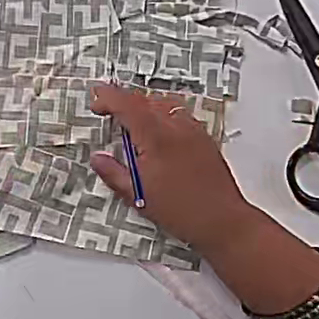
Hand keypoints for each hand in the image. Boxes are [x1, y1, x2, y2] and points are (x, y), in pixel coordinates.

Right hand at [87, 83, 255, 252]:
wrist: (222, 221)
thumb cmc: (183, 211)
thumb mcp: (138, 195)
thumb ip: (114, 173)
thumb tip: (99, 159)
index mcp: (156, 137)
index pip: (127, 104)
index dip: (108, 98)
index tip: (96, 101)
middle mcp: (176, 127)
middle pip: (145, 100)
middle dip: (123, 100)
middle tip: (108, 110)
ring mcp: (193, 131)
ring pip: (164, 103)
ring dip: (143, 106)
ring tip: (131, 120)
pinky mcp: (204, 139)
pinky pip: (179, 114)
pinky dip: (162, 114)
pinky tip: (157, 131)